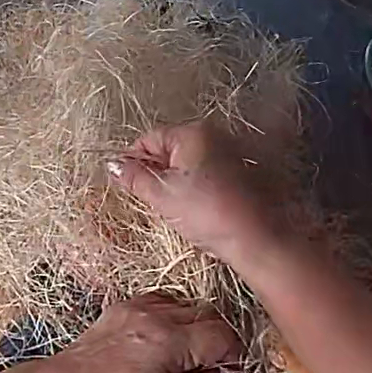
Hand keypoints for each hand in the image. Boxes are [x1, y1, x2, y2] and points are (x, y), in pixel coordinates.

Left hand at [0, 295, 240, 372]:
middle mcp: (154, 312)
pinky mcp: (121, 309)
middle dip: (223, 343)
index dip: (237, 360)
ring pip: (186, 304)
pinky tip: (171, 343)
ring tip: (196, 362)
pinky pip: (162, 301)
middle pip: (208, 314)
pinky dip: (176, 317)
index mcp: (168, 338)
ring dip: (200, 328)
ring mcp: (136, 306)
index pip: (223, 334)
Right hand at [107, 121, 289, 267]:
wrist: (258, 240)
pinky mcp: (244, 172)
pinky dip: (197, 185)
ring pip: (189, 162)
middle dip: (157, 171)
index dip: (134, 161)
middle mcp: (214, 134)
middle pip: (170, 148)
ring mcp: (231, 152)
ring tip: (176, 207)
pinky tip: (198, 208)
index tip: (130, 184)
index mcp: (192, 132)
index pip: (149, 138)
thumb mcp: (162, 195)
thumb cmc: (206, 212)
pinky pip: (208, 172)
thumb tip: (112, 164)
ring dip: (177, 180)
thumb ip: (134, 176)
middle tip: (153, 199)